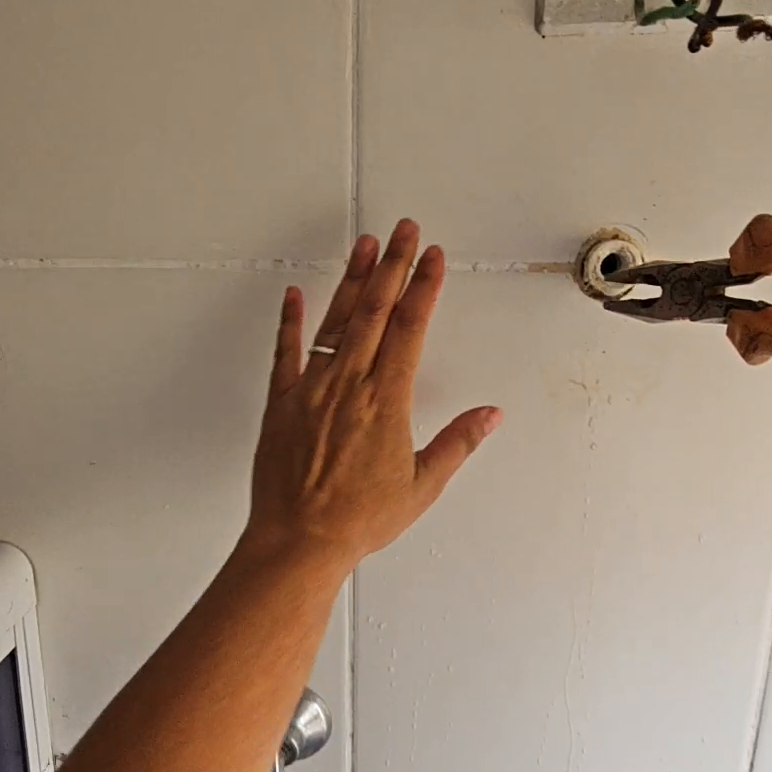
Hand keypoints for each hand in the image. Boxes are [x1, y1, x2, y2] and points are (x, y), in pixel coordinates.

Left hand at [244, 219, 501, 565]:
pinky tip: (294, 295)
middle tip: (404, 230)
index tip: (433, 258)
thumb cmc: (358, 519)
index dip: (423, 288)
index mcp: (386, 402)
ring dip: (351, 280)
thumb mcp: (421, 486)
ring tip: (363, 245)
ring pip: (335, 322)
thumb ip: (457, 444)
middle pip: (374, 311)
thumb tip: (490, 415)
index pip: (410, 329)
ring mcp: (311, 390)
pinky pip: (285, 353)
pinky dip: (290, 322)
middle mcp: (349, 386)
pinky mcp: (281, 403)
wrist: (299, 540)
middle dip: (392, 265)